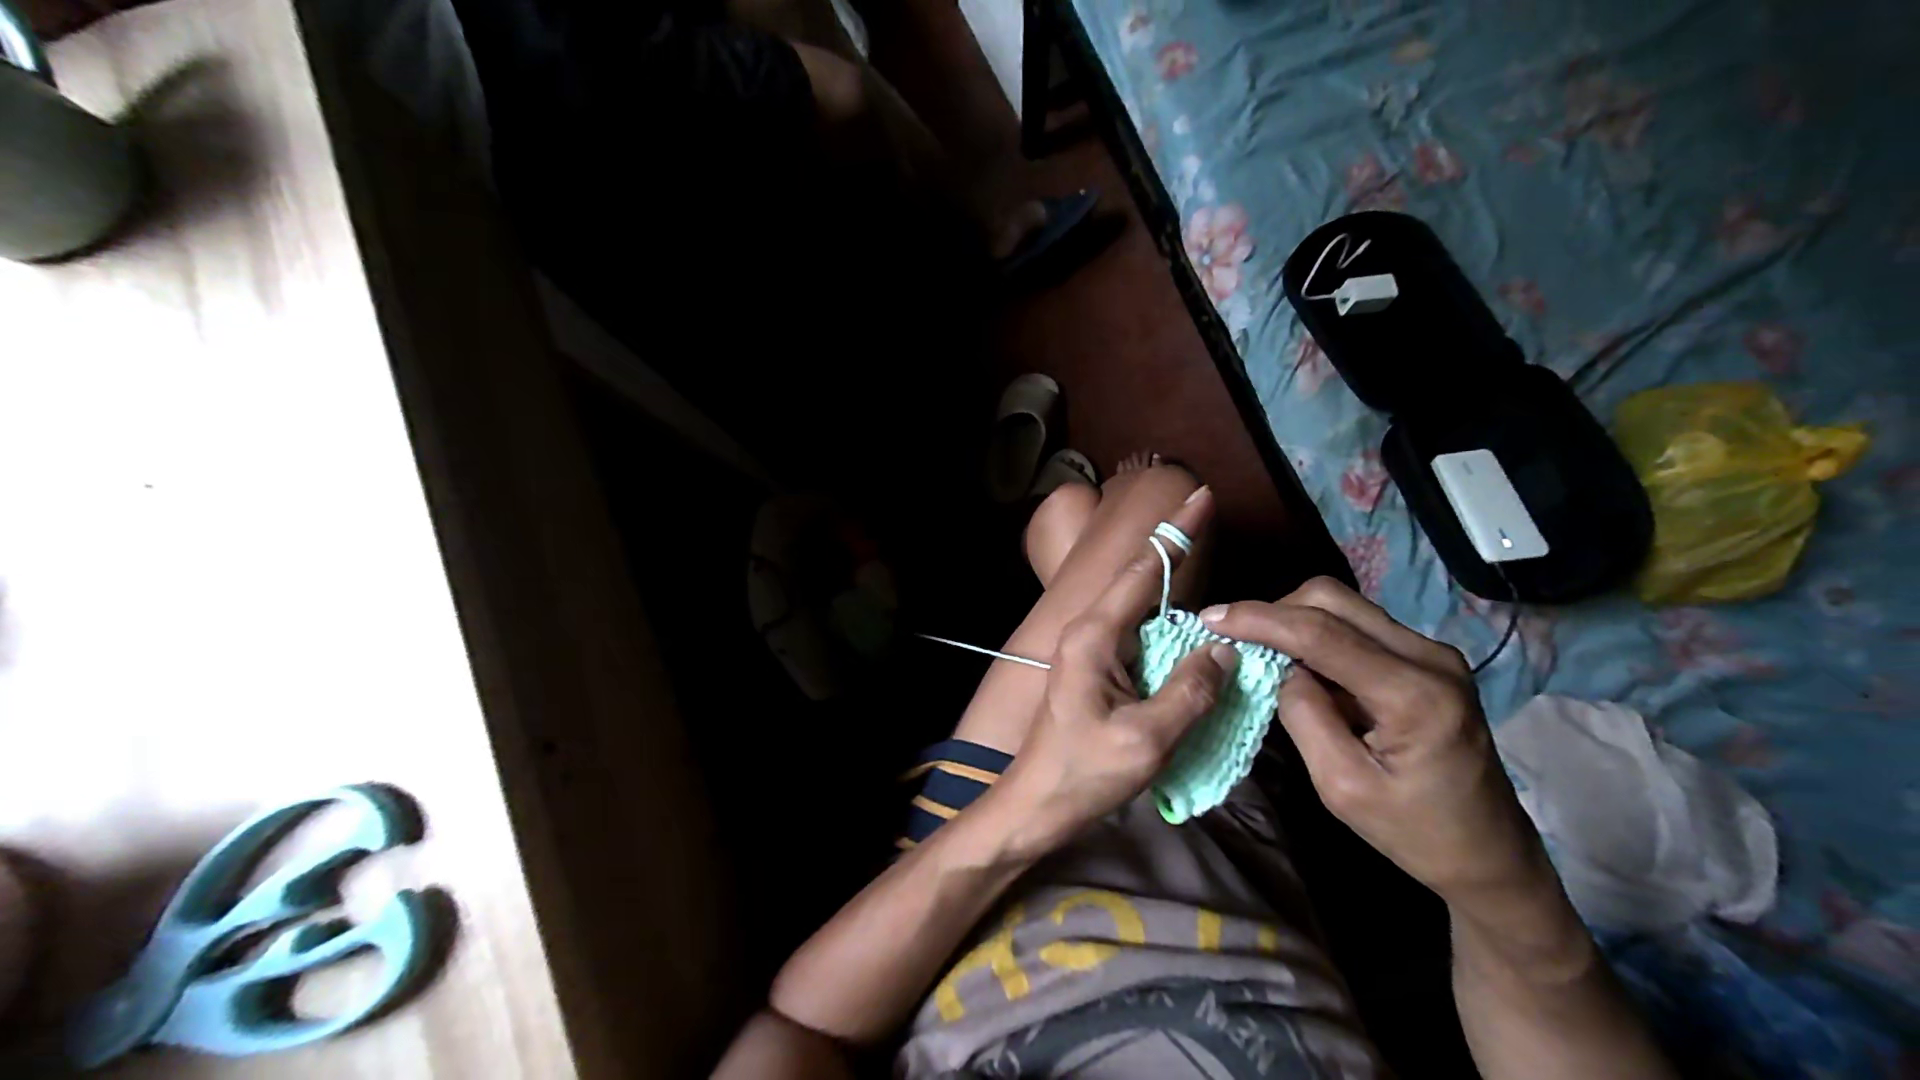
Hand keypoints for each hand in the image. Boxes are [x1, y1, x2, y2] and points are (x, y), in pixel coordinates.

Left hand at [990, 487, 1237, 857]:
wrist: (1038, 802)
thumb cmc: (1085, 773)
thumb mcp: (1147, 739)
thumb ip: (1190, 690)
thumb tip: (1225, 647)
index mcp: (1094, 636)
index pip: (1141, 572)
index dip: (1175, 533)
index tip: (1200, 495)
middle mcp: (1089, 632)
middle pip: (1140, 581)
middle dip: (1175, 549)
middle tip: (1209, 517)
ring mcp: (1092, 650)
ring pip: (1142, 609)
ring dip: (1176, 591)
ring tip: (1212, 567)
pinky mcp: (1099, 670)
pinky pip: (1141, 637)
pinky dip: (1171, 628)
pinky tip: (1197, 630)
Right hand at [1199, 579, 1554, 907]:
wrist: (1490, 854)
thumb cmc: (1415, 832)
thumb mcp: (1341, 786)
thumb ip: (1303, 716)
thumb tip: (1278, 667)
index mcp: (1413, 694)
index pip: (1320, 632)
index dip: (1259, 619)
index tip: (1210, 618)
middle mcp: (1429, 657)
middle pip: (1332, 600)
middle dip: (1274, 611)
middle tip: (1234, 638)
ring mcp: (1432, 654)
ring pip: (1344, 606)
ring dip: (1294, 619)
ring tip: (1259, 649)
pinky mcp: (1426, 659)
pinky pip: (1357, 625)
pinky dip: (1316, 633)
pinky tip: (1297, 661)